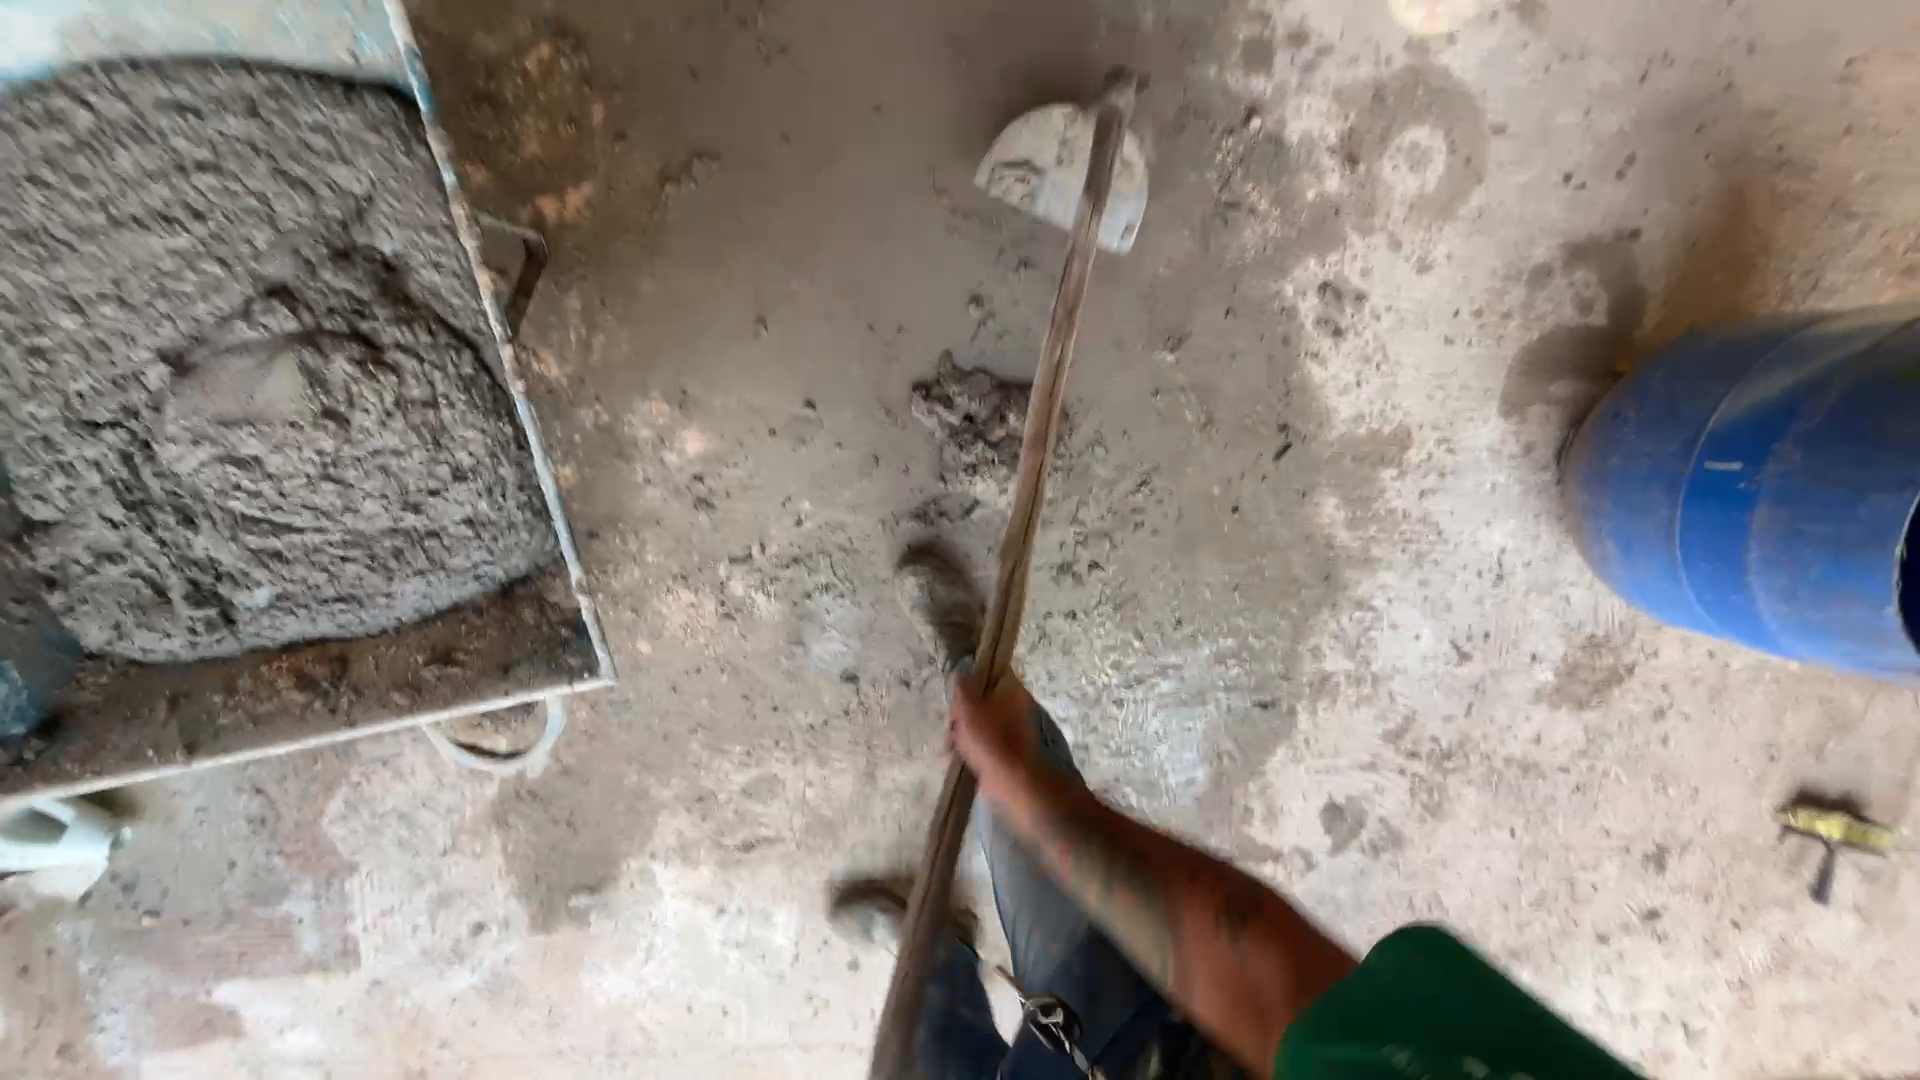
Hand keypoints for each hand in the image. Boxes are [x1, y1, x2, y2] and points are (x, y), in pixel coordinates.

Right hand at [948, 670, 1040, 776]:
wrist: (1011, 779)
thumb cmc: (989, 738)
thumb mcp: (968, 707)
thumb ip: (962, 686)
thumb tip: (960, 673)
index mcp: (1011, 689)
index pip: (988, 673)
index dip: (969, 682)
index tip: (956, 696)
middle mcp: (1016, 705)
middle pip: (981, 699)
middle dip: (961, 713)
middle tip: (952, 726)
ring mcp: (1013, 728)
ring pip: (980, 721)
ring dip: (963, 732)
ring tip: (950, 747)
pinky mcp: (1008, 748)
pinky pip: (985, 740)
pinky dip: (971, 746)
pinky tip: (957, 756)